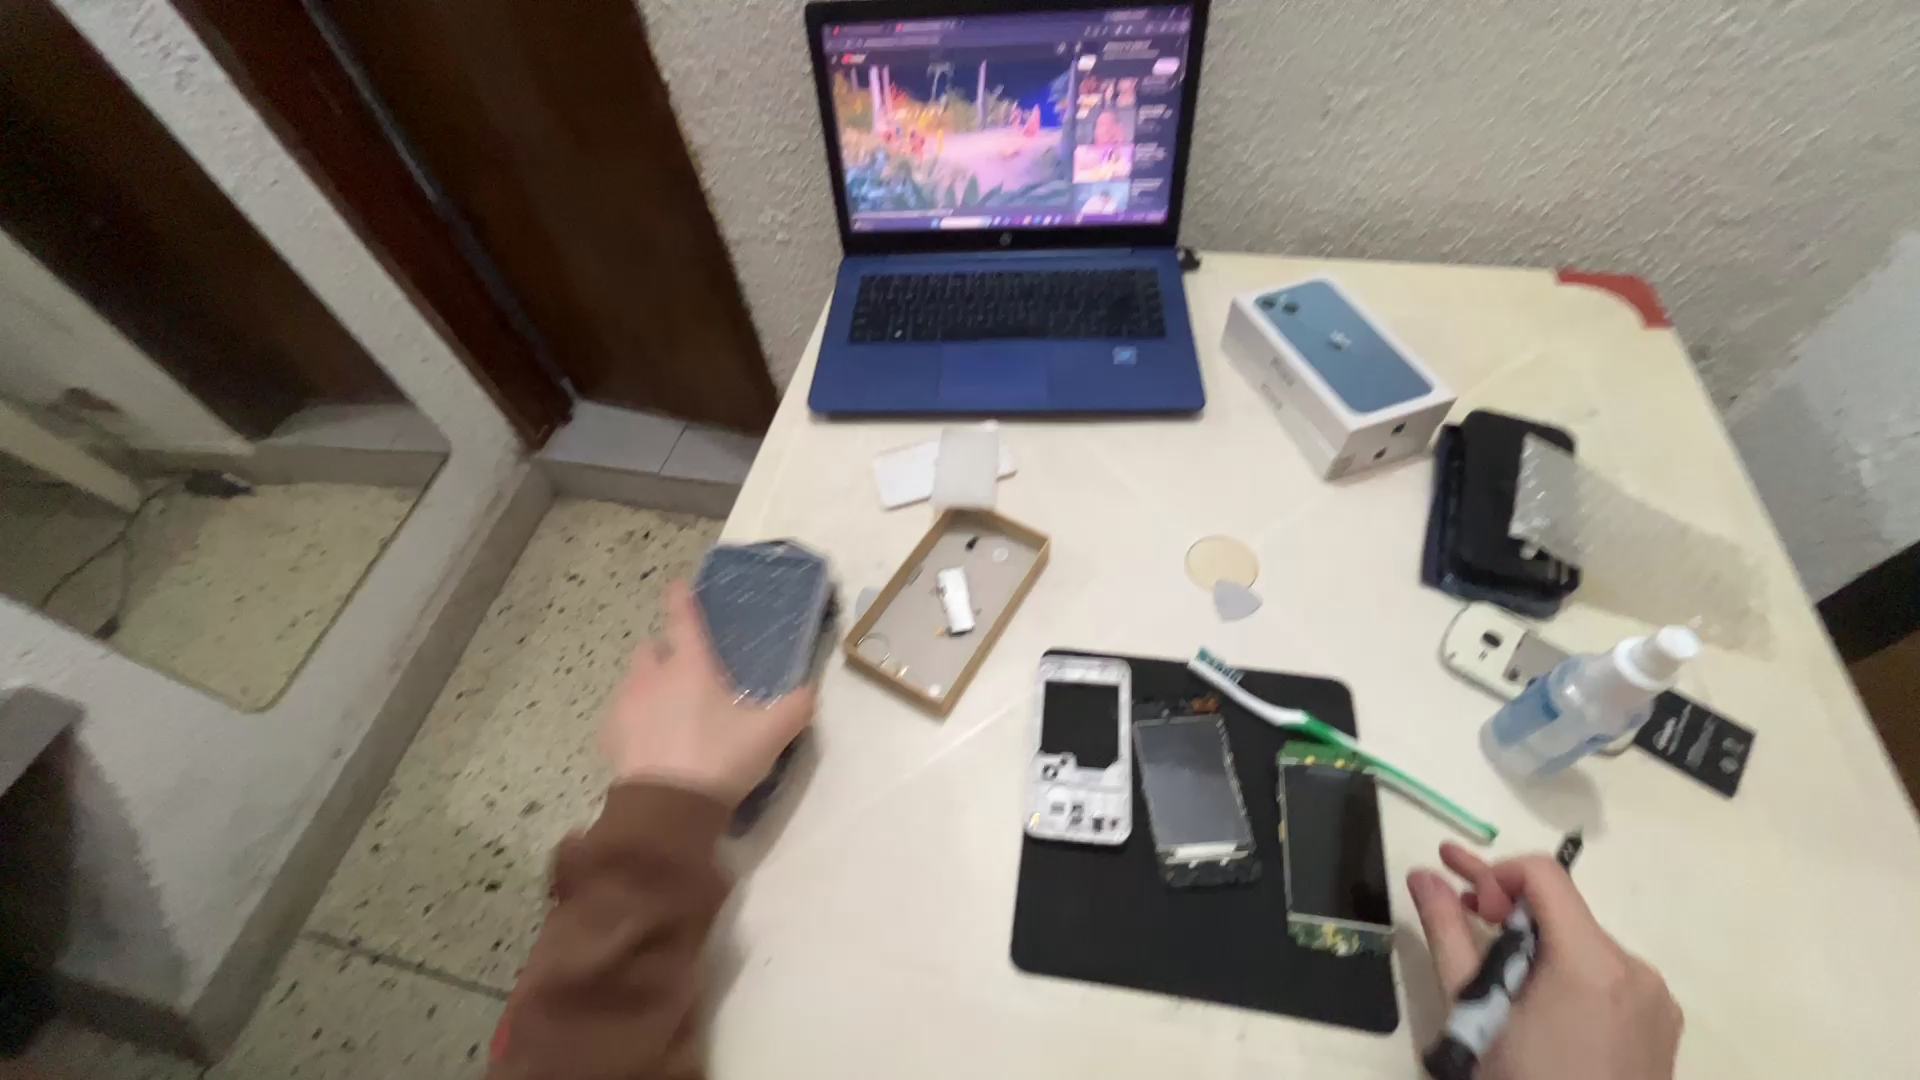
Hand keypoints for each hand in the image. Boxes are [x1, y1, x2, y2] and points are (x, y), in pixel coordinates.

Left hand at [600, 580, 815, 806]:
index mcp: (691, 666)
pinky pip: (621, 715)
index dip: (681, 598)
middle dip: (664, 652)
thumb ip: (795, 707)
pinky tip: (652, 740)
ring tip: (670, 710)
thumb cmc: (719, 758)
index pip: (683, 619)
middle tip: (686, 671)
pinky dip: (636, 719)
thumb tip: (809, 692)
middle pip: (650, 648)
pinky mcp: (610, 738)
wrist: (667, 811)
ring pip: (634, 682)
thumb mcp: (771, 733)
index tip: (679, 584)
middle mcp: (652, 677)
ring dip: (649, 686)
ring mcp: (625, 706)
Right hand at [1409, 843, 1681, 1079]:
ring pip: (1576, 936)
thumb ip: (1446, 929)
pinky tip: (1523, 982)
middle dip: (1501, 897)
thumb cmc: (1522, 1077)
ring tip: (1480, 940)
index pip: (1543, 875)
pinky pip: (1599, 968)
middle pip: (1559, 905)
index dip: (1494, 873)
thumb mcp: (1472, 1004)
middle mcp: (1636, 971)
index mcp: (1593, 962)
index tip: (1467, 907)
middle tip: (1448, 886)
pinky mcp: (1657, 1024)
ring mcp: (1654, 1000)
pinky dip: (1556, 960)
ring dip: (1526, 931)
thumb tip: (1422, 874)